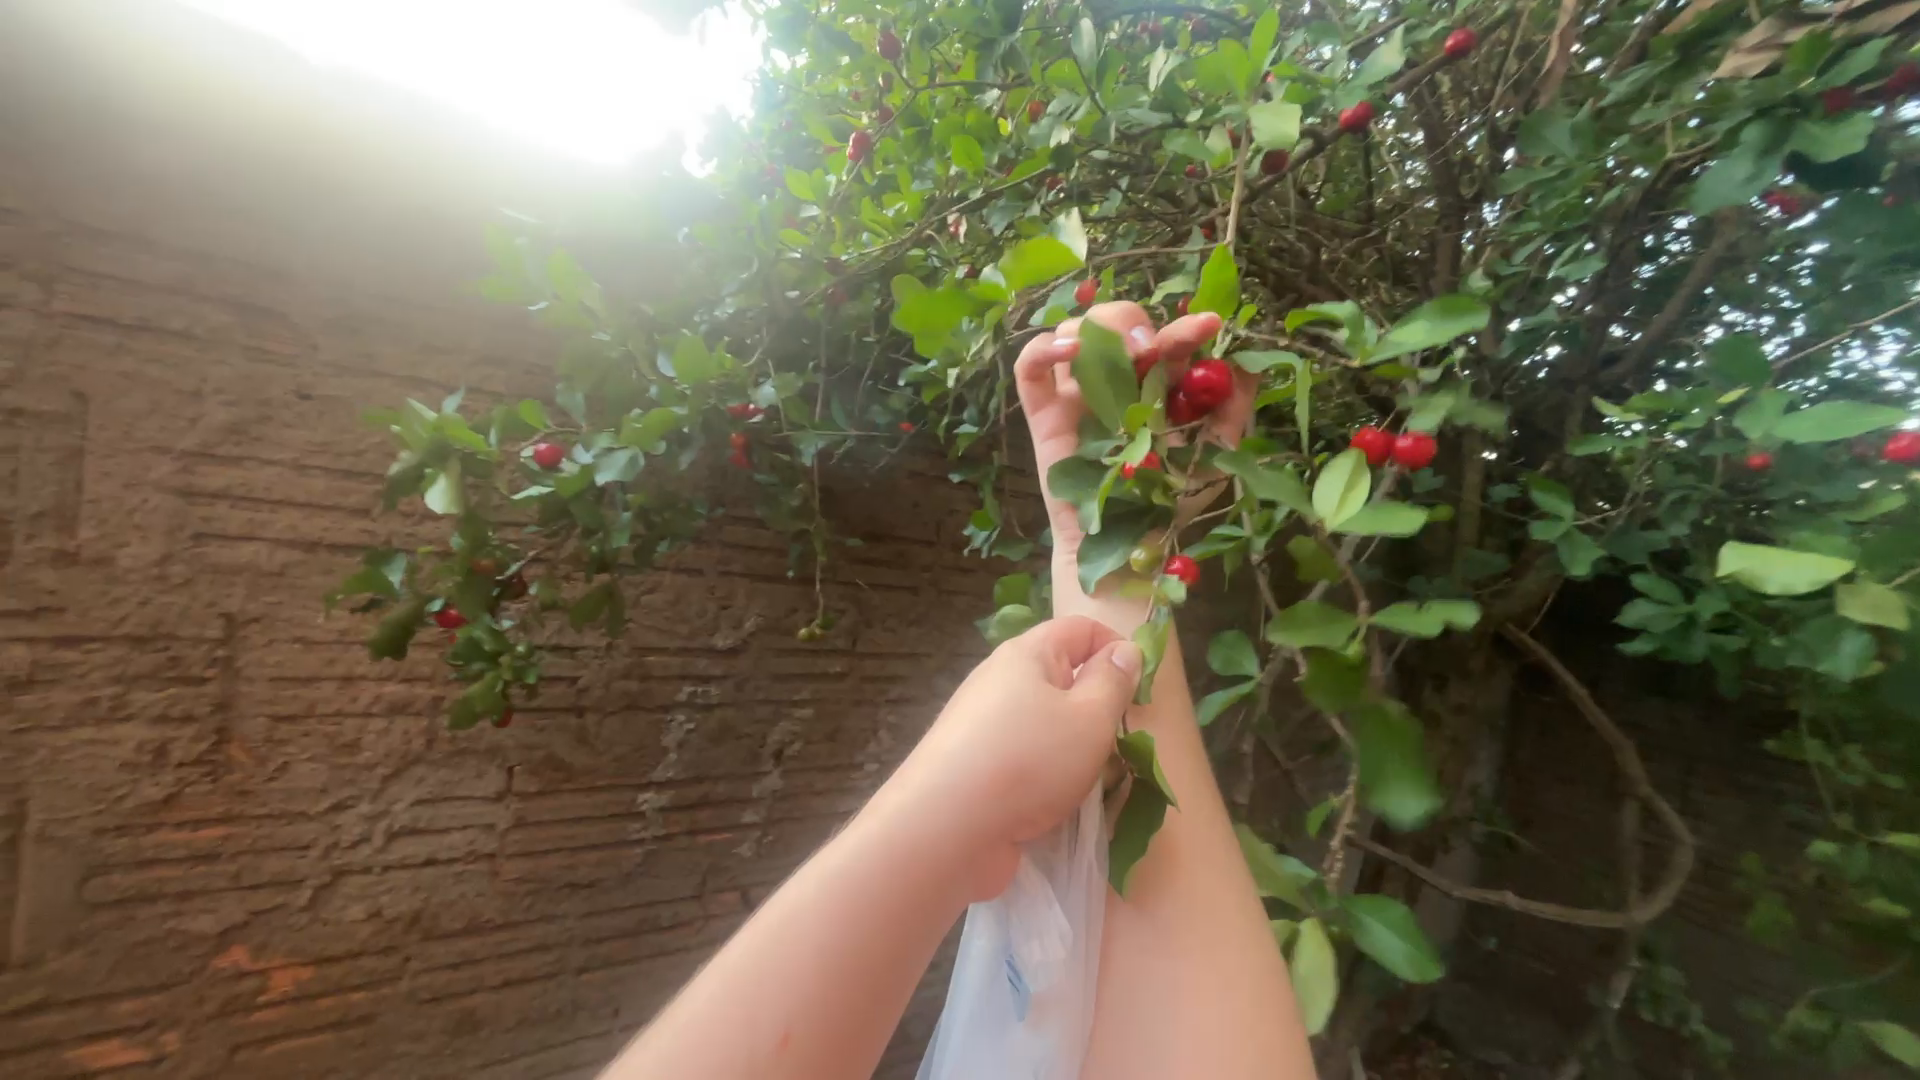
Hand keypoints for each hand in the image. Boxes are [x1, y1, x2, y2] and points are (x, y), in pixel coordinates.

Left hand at [873, 616, 1141, 900]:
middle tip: (1121, 744)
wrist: (946, 829)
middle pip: (1064, 679)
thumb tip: (1125, 650)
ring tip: (1094, 783)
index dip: (1117, 648)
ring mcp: (985, 726)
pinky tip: (1062, 807)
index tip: (1143, 689)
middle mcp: (1001, 681)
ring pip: (1048, 725)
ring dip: (1078, 751)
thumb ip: (1113, 681)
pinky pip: (1028, 759)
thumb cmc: (1028, 760)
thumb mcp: (1089, 717)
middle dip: (1099, 710)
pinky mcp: (977, 768)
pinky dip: (1050, 778)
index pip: (1081, 629)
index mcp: (1026, 654)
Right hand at [1013, 301, 1257, 553]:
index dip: (1184, 326)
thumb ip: (1234, 409)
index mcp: (1155, 383)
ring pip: (1070, 330)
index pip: (1165, 338)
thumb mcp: (1217, 454)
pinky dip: (1044, 349)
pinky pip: (1029, 368)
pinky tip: (1068, 352)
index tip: (1209, 326)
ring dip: (1092, 329)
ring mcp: (1076, 395)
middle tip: (1149, 349)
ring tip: (1116, 357)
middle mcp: (1114, 381)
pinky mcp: (1044, 415)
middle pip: (1111, 320)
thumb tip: (1251, 361)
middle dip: (1130, 322)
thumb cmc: (1169, 502)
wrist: (1126, 547)